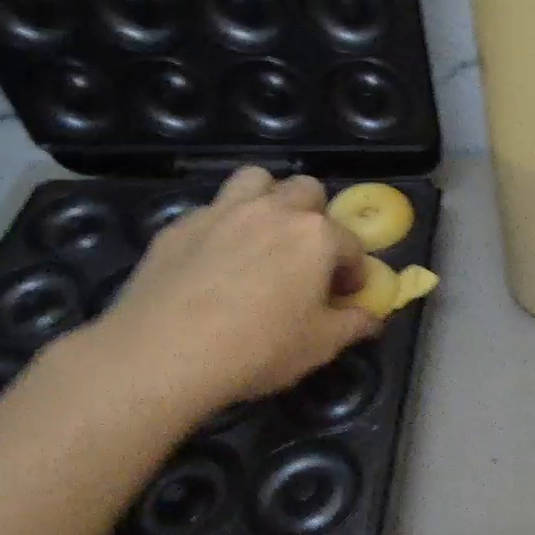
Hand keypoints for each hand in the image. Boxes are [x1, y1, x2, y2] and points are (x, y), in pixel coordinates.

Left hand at [84, 167, 377, 414]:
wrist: (162, 354)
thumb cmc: (258, 349)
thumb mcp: (321, 345)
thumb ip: (354, 324)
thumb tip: (371, 317)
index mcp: (316, 236)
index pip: (351, 243)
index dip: (353, 271)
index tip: (345, 296)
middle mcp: (273, 211)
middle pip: (307, 190)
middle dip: (316, 217)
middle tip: (308, 257)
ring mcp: (222, 212)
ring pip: (256, 180)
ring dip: (269, 200)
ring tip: (264, 237)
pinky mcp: (179, 225)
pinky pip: (212, 209)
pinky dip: (224, 226)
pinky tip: (216, 262)